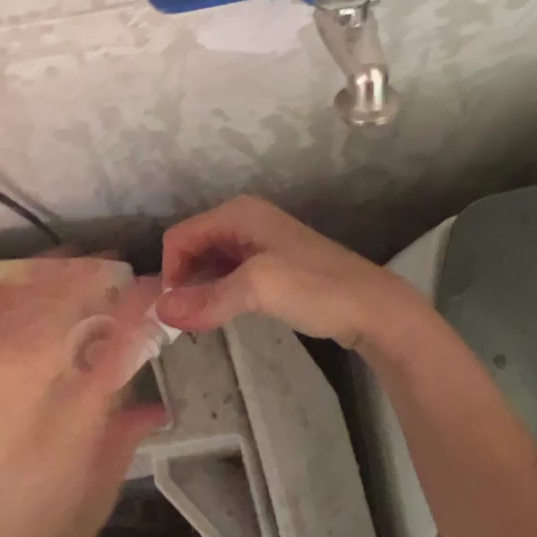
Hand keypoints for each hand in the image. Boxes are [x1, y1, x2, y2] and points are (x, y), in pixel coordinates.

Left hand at [0, 260, 165, 536]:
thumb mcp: (102, 491)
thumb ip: (126, 434)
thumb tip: (156, 403)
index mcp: (79, 413)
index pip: (118, 336)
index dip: (140, 302)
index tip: (154, 288)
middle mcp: (29, 382)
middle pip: (66, 299)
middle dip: (96, 275)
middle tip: (115, 273)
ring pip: (20, 296)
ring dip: (52, 275)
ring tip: (72, 269)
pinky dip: (1, 294)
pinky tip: (17, 289)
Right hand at [154, 195, 422, 352]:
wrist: (375, 309)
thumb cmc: (316, 288)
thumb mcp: (257, 289)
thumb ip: (207, 299)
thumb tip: (160, 312)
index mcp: (239, 213)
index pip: (180, 238)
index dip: (171, 273)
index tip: (174, 312)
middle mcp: (245, 221)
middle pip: (193, 248)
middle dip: (184, 281)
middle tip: (185, 322)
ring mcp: (259, 244)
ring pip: (210, 264)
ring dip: (200, 291)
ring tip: (202, 323)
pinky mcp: (271, 267)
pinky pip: (230, 276)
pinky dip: (219, 294)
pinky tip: (223, 316)